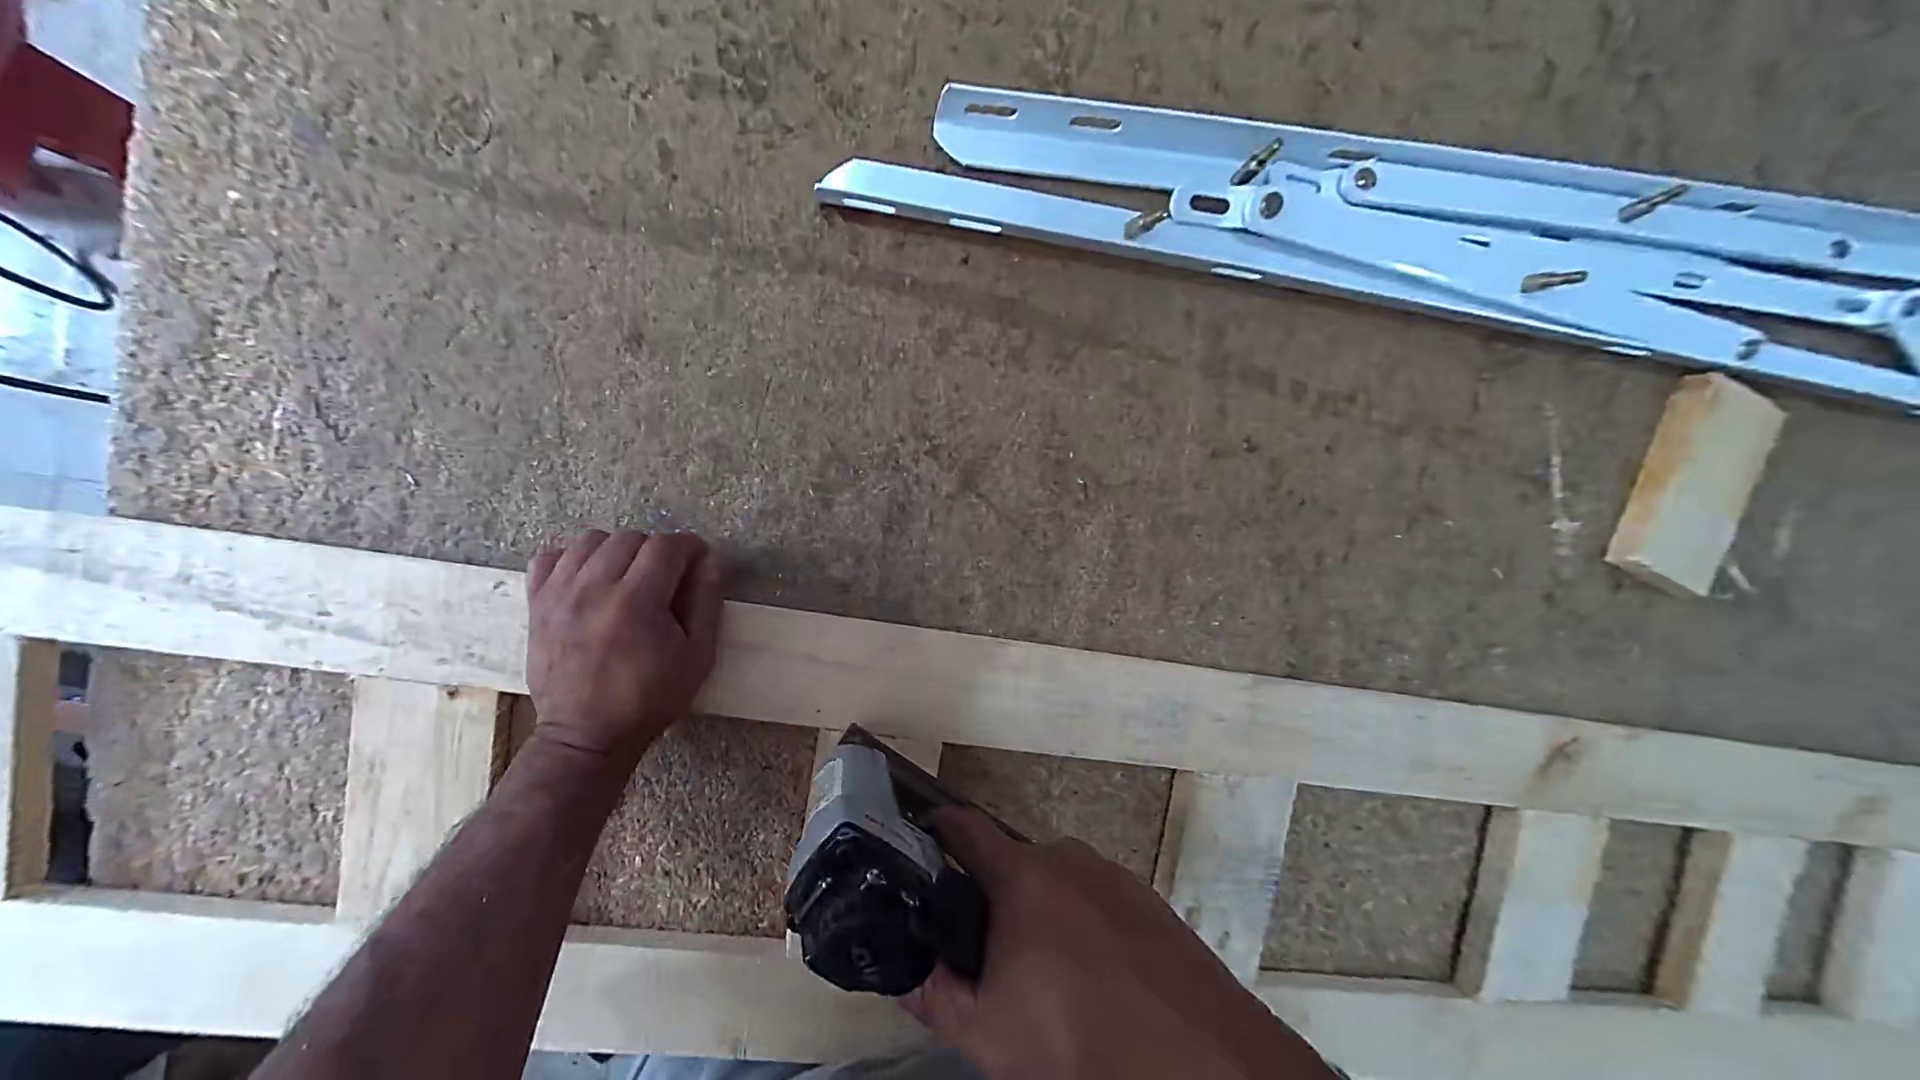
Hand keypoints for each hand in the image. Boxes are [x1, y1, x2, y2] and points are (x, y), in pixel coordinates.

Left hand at [525, 529, 725, 766]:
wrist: (586, 735)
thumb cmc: (650, 698)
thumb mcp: (698, 655)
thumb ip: (707, 601)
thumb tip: (712, 559)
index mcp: (636, 601)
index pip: (666, 546)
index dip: (690, 548)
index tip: (699, 564)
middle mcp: (593, 588)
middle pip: (630, 538)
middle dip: (657, 551)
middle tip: (668, 579)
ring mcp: (558, 594)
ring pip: (592, 540)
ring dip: (618, 550)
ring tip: (629, 577)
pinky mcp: (536, 604)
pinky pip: (550, 557)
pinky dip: (574, 559)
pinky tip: (590, 580)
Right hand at [904, 810, 1339, 1079]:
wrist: (1197, 1059)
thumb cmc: (1078, 1039)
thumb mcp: (991, 1033)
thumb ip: (938, 995)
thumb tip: (909, 972)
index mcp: (1023, 876)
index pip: (965, 827)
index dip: (937, 830)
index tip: (920, 842)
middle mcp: (1067, 858)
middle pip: (1012, 862)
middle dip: (993, 896)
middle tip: (990, 948)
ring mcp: (1111, 874)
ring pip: (1056, 881)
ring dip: (1040, 910)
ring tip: (1048, 969)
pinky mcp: (1147, 897)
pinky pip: (1096, 897)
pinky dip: (1082, 920)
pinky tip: (1097, 972)